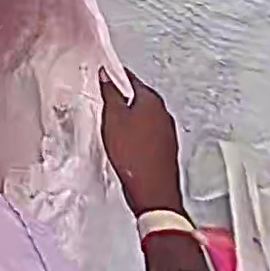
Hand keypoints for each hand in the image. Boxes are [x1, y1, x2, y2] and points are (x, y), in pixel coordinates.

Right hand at [100, 69, 183, 214]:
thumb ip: (110, 92)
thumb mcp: (112, 117)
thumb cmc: (135, 157)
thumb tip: (108, 77)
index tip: (103, 78)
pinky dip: (137, 131)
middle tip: (106, 105)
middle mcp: (163, 112)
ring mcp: (167, 131)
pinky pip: (148, 130)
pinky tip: (127, 143)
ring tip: (114, 128)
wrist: (153, 194)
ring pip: (143, 114)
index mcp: (151, 100)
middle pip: (137, 95)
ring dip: (129, 116)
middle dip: (121, 98)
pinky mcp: (166, 147)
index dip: (112, 76)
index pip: (129, 77)